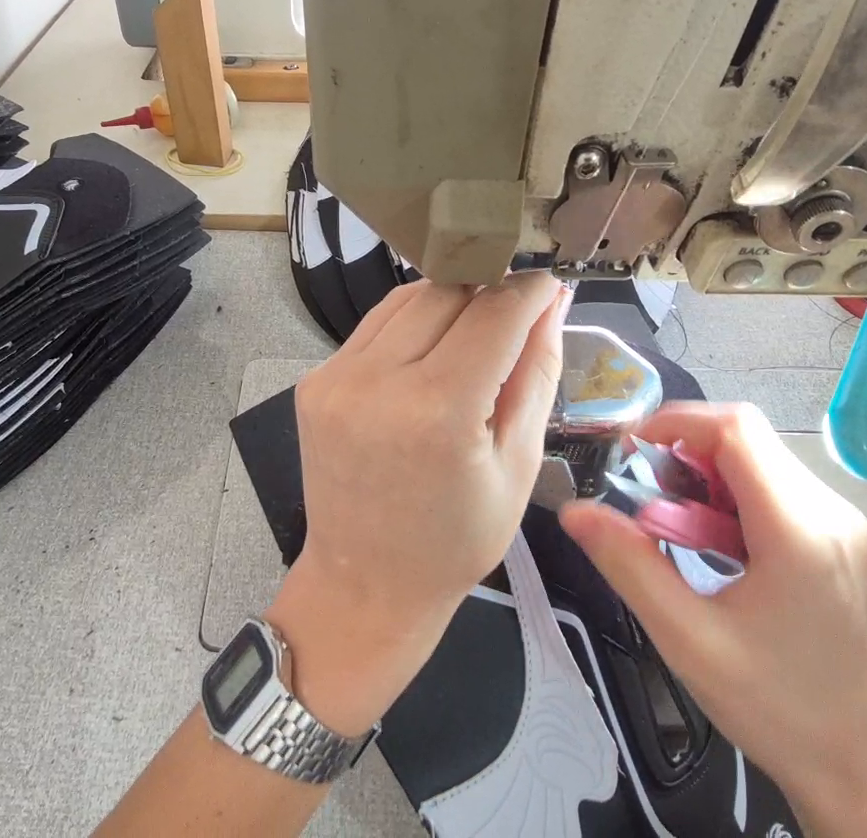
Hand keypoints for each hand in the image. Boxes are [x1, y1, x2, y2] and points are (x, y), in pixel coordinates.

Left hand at [264, 273, 570, 735]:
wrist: (366, 582)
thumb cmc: (457, 539)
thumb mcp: (520, 462)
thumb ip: (537, 371)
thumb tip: (551, 301)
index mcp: (438, 411)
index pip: (495, 313)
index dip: (530, 290)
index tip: (552, 284)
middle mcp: (377, 381)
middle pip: (449, 292)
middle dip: (491, 291)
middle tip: (518, 315)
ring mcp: (336, 377)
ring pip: (408, 298)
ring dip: (451, 300)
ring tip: (478, 332)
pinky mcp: (315, 381)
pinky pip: (376, 326)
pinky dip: (412, 323)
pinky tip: (433, 350)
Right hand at [559, 404, 866, 836]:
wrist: (852, 765)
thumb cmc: (770, 706)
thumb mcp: (685, 637)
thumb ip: (628, 564)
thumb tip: (574, 510)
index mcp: (798, 530)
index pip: (735, 430)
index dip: (675, 422)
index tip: (628, 451)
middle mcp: (830, 512)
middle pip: (748, 437)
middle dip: (685, 450)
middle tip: (643, 494)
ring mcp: (842, 525)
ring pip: (761, 459)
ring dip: (706, 474)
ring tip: (673, 526)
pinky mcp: (841, 540)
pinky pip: (777, 488)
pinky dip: (731, 495)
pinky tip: (711, 541)